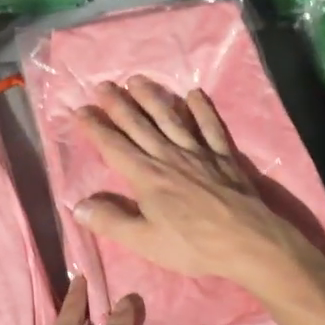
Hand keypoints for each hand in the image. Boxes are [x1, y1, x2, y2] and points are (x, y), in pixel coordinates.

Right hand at [73, 77, 324, 295]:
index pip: (114, 146)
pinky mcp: (223, 154)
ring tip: (136, 80)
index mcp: (147, 176)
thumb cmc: (193, 245)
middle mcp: (168, 155)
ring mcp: (198, 151)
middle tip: (102, 85)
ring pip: (170, 118)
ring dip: (152, 97)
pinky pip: (210, 126)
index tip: (80, 109)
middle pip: (139, 124)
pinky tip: (194, 94)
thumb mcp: (146, 242)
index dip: (96, 127)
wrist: (247, 240)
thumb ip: (111, 222)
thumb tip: (77, 206)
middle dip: (118, 104)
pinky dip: (202, 110)